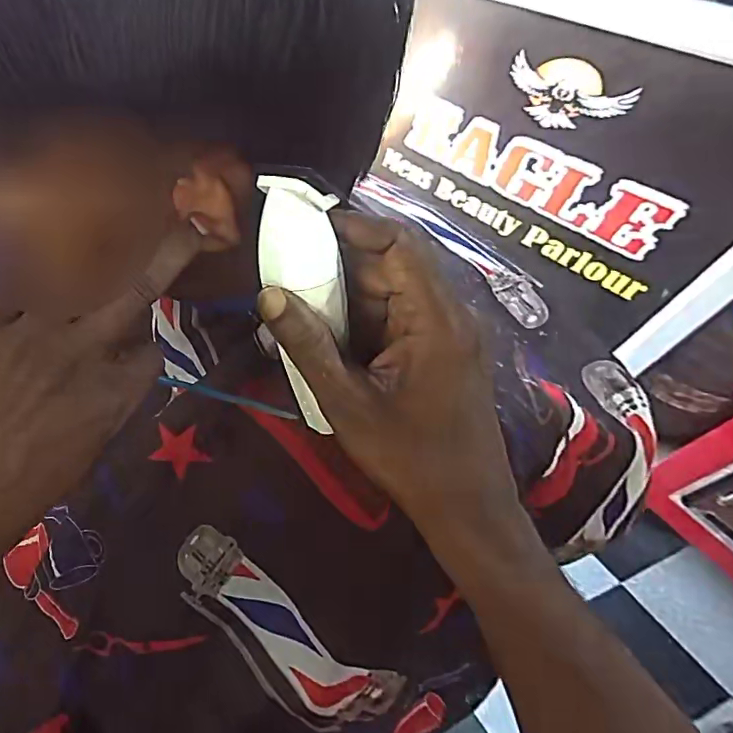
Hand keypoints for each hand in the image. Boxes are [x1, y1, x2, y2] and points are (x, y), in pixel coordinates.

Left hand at [0, 223, 202, 561]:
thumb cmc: (8, 507)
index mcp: (109, 399)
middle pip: (135, 290)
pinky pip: (8, 300)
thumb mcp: (74, 465)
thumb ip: (96, 414)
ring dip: (77, 283)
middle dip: (168, 255)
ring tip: (75, 272)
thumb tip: (101, 386)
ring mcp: (27, 331)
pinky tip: (1, 332)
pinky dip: (12, 312)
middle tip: (186, 230)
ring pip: (69, 283)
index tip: (134, 352)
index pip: (151, 352)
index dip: (145, 351)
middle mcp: (78, 354)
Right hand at [257, 213, 533, 565]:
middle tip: (286, 266)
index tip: (304, 226)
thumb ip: (307, 345)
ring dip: (347, 290)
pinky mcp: (440, 349)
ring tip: (298, 298)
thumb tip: (268, 295)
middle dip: (339, 260)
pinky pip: (396, 314)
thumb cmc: (407, 457)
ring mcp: (447, 332)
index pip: (400, 243)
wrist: (465, 507)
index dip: (353, 225)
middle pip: (394, 262)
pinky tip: (326, 332)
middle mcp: (449, 315)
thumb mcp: (345, 401)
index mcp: (435, 320)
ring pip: (392, 288)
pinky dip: (360, 315)